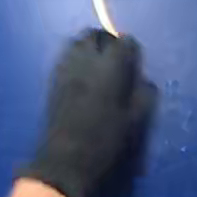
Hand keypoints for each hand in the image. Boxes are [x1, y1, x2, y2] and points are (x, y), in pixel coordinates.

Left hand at [19, 30, 155, 196]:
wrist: (65, 161)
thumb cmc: (105, 144)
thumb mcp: (134, 123)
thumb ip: (143, 96)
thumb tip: (144, 80)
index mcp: (109, 69)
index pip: (123, 42)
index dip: (131, 49)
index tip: (135, 61)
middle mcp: (84, 61)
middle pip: (94, 34)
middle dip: (107, 41)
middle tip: (116, 58)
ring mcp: (64, 67)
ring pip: (76, 42)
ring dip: (89, 47)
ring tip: (98, 65)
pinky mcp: (52, 78)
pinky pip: (65, 56)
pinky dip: (75, 57)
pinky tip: (82, 75)